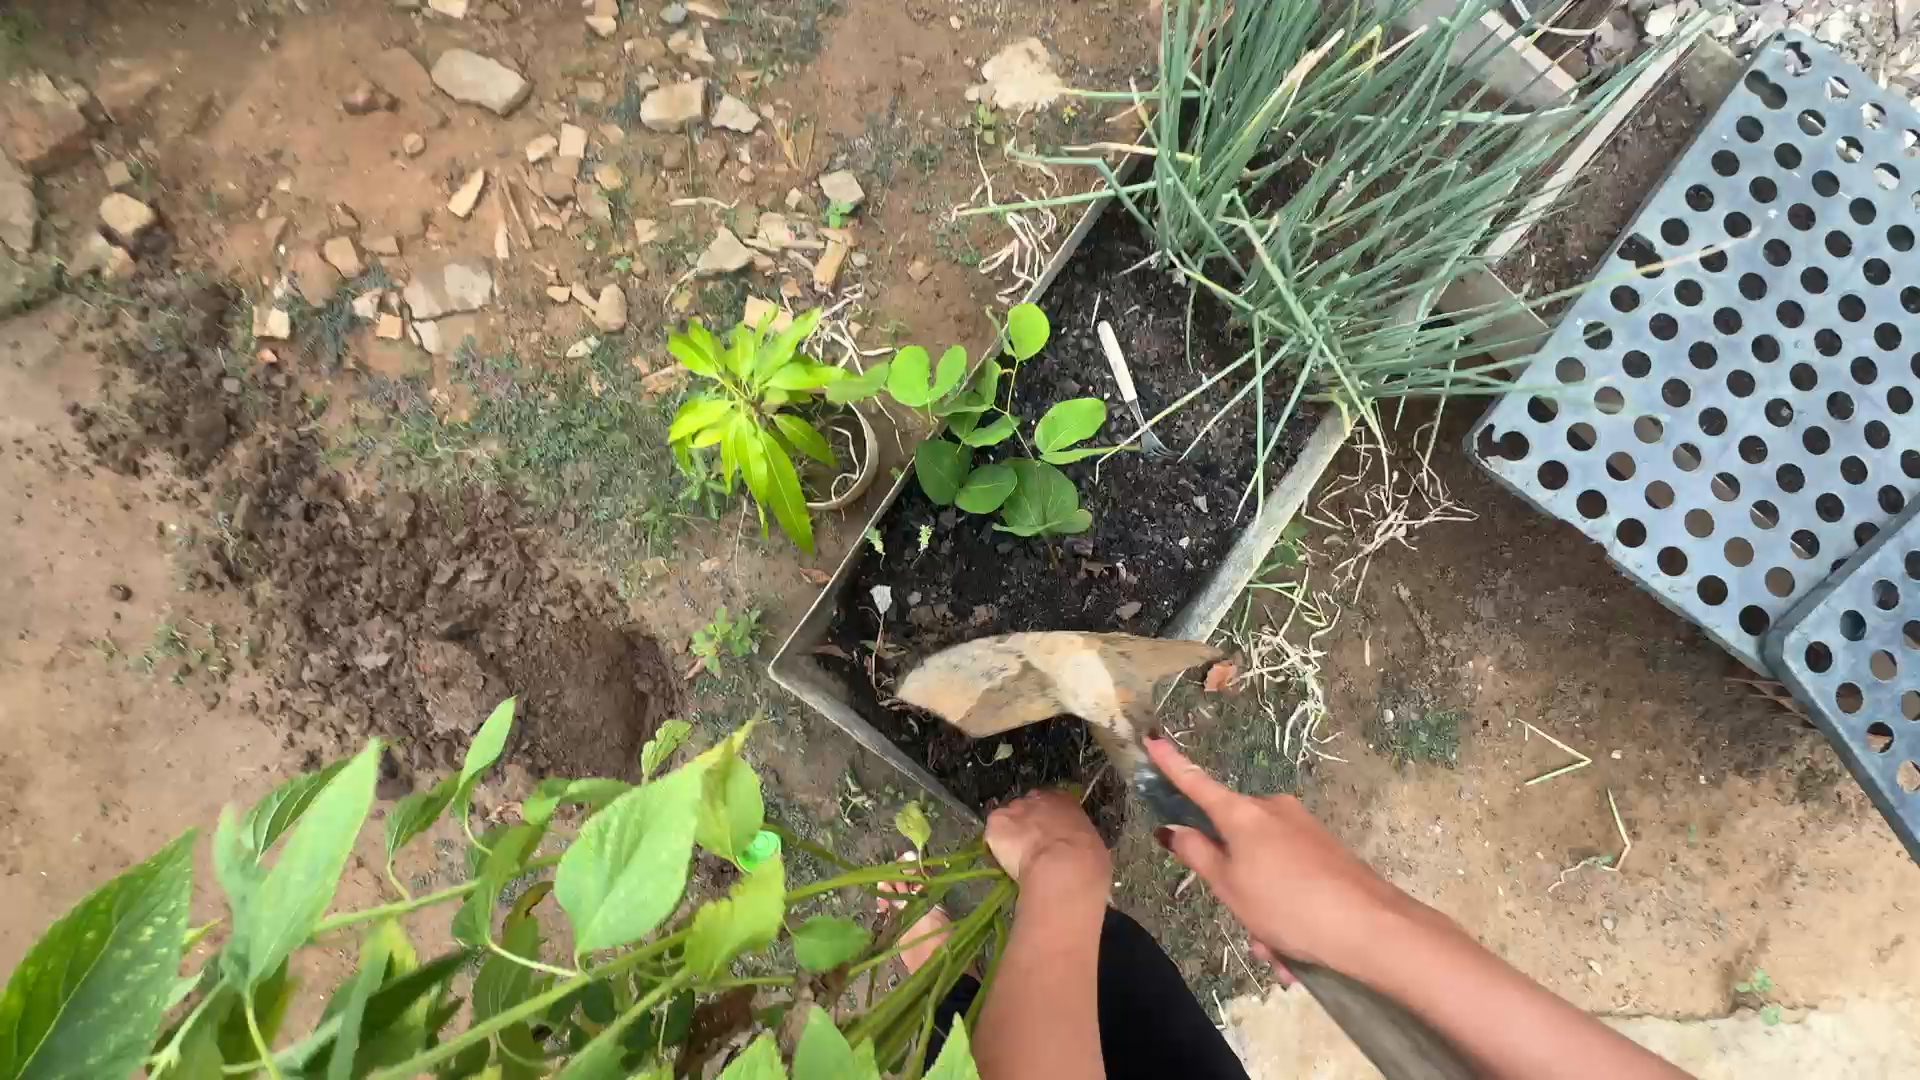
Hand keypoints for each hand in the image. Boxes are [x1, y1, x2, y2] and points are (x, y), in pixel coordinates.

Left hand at [985, 791, 1110, 901]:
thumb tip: (1073, 850)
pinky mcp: (996, 824)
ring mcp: (1014, 809)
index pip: (1053, 803)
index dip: (1049, 820)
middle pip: (1027, 808)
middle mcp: (1037, 798)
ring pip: (1008, 821)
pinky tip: (1006, 863)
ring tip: (1018, 859)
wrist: (1064, 867)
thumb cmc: (1087, 860)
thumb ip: (1076, 839)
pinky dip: (997, 848)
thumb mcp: (1091, 845)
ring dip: (1011, 836)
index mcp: (1065, 801)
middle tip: (1033, 849)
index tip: (1050, 836)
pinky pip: (993, 835)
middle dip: (1028, 825)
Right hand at [1145, 736, 1436, 972]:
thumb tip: (1172, 829)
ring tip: (1279, 953)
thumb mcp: (1230, 887)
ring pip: (1264, 865)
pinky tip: (1299, 950)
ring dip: (1263, 907)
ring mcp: (1301, 826)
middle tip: (1246, 927)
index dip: (1171, 763)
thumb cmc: (1288, 904)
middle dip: (1234, 882)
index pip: (1195, 782)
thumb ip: (1197, 854)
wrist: (1374, 928)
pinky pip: (1291, 874)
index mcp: (1239, 813)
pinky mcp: (1326, 849)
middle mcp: (1269, 808)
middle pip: (1233, 838)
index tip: (1151, 739)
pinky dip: (1287, 907)